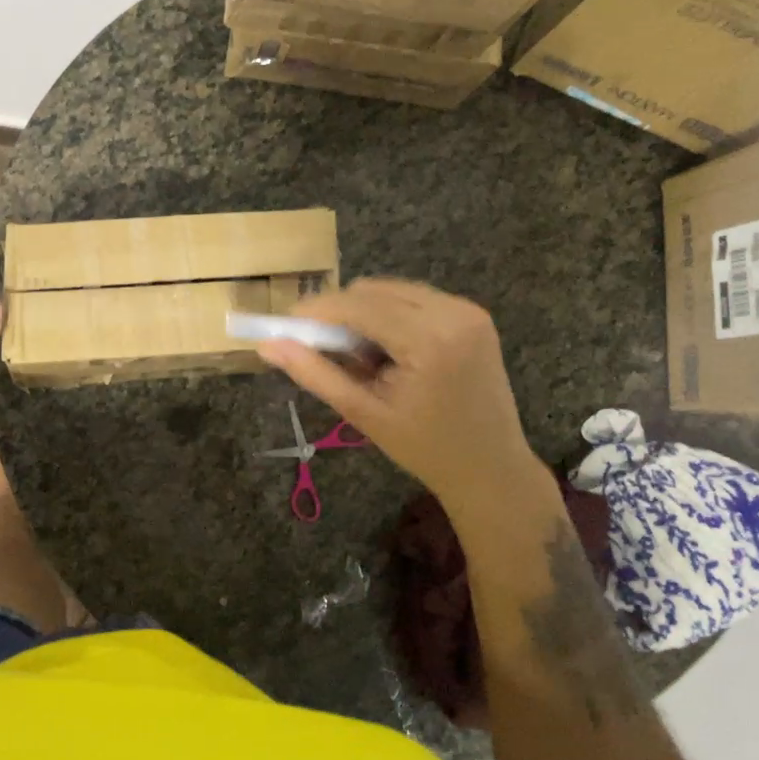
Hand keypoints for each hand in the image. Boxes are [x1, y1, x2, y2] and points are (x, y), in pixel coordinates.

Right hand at [256, 278, 543, 504]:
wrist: (491, 468)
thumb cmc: (425, 448)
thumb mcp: (363, 413)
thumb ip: (315, 374)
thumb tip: (267, 346)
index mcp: (429, 341)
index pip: (357, 306)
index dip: (315, 311)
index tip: (282, 325)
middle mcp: (453, 314)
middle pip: (373, 291)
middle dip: (339, 313)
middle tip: (322, 350)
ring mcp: (468, 311)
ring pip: (391, 291)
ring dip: (364, 314)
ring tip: (360, 358)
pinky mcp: (473, 315)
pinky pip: (415, 299)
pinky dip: (390, 316)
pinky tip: (387, 352)